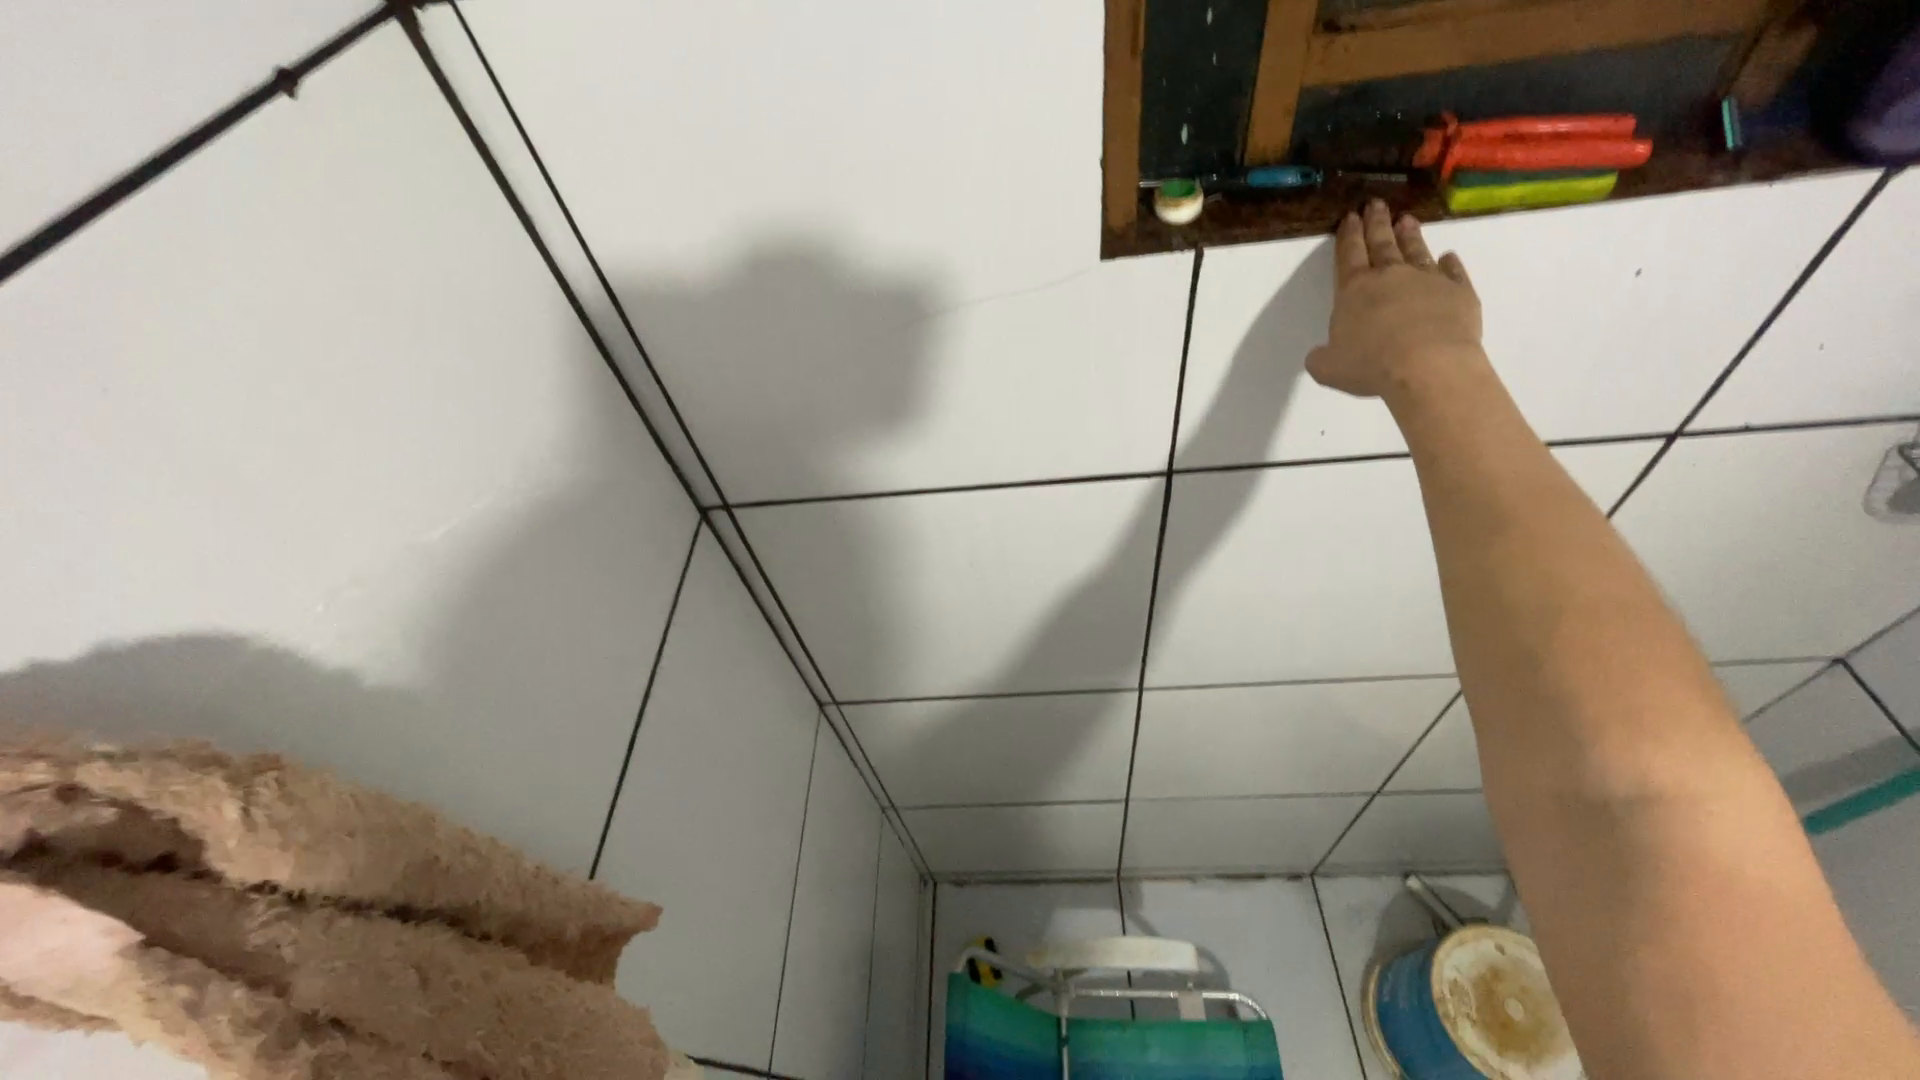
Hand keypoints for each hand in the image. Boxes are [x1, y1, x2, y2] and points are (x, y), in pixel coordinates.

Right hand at [1307, 201, 1485, 401]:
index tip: (1350, 217)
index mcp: (1354, 291)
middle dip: (1376, 223)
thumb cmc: (1371, 366)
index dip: (1348, 236)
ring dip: (1410, 235)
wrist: (1429, 366)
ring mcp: (1428, 280)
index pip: (1349, 255)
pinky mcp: (1459, 292)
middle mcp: (1390, 277)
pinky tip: (1448, 256)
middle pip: (1381, 244)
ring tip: (1407, 219)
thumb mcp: (1329, 368)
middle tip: (1376, 204)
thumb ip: (1321, 357)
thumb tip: (1319, 355)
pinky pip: (1454, 272)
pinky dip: (1450, 264)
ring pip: (1416, 250)